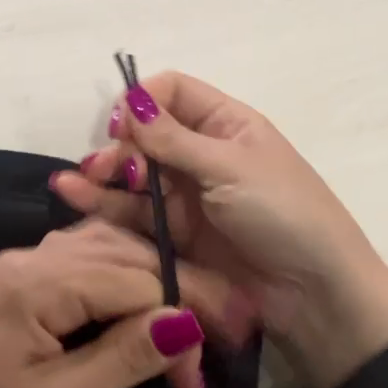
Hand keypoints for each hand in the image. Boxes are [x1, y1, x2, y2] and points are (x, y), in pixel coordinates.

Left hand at [0, 221, 243, 387]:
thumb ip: (123, 357)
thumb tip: (185, 321)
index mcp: (35, 282)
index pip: (133, 279)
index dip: (177, 321)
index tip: (197, 381)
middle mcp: (27, 259)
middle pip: (119, 252)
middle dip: (170, 294)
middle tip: (208, 348)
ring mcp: (16, 268)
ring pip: (99, 248)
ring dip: (145, 279)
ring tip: (181, 324)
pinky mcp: (12, 286)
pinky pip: (75, 262)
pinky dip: (114, 277)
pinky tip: (135, 303)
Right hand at [50, 71, 387, 387]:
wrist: (316, 297)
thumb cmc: (284, 215)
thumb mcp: (231, 168)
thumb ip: (174, 138)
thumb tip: (131, 100)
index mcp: (225, 124)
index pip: (171, 91)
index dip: (143, 100)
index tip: (124, 125)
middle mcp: (201, 153)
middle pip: (145, 132)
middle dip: (121, 144)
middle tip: (106, 167)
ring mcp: (186, 195)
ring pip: (133, 173)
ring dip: (104, 172)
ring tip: (76, 183)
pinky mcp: (174, 235)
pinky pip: (133, 212)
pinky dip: (103, 203)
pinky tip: (72, 193)